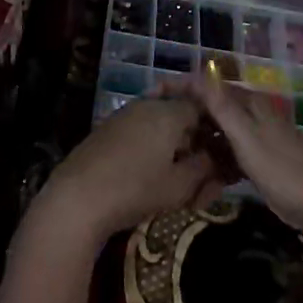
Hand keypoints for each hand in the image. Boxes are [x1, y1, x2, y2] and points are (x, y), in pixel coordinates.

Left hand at [34, 91, 224, 237]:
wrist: (78, 196)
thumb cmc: (135, 189)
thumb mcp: (180, 185)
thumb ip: (204, 167)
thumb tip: (217, 158)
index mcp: (167, 112)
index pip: (203, 106)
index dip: (216, 127)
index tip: (224, 151)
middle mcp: (146, 105)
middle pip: (180, 113)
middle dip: (195, 137)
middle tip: (204, 169)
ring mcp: (124, 115)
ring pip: (160, 123)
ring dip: (174, 145)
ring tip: (180, 178)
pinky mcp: (108, 129)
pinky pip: (141, 130)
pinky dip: (153, 147)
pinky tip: (155, 172)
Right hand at [170, 75, 302, 230]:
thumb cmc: (281, 169)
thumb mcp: (246, 137)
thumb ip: (223, 107)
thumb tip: (200, 73)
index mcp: (251, 104)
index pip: (210, 85)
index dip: (182, 86)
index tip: (154, 95)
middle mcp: (255, 115)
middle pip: (214, 107)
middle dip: (189, 112)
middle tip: (161, 126)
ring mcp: (259, 138)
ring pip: (221, 131)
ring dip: (201, 136)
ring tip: (176, 149)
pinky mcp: (261, 160)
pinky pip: (231, 151)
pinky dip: (216, 156)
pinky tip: (204, 169)